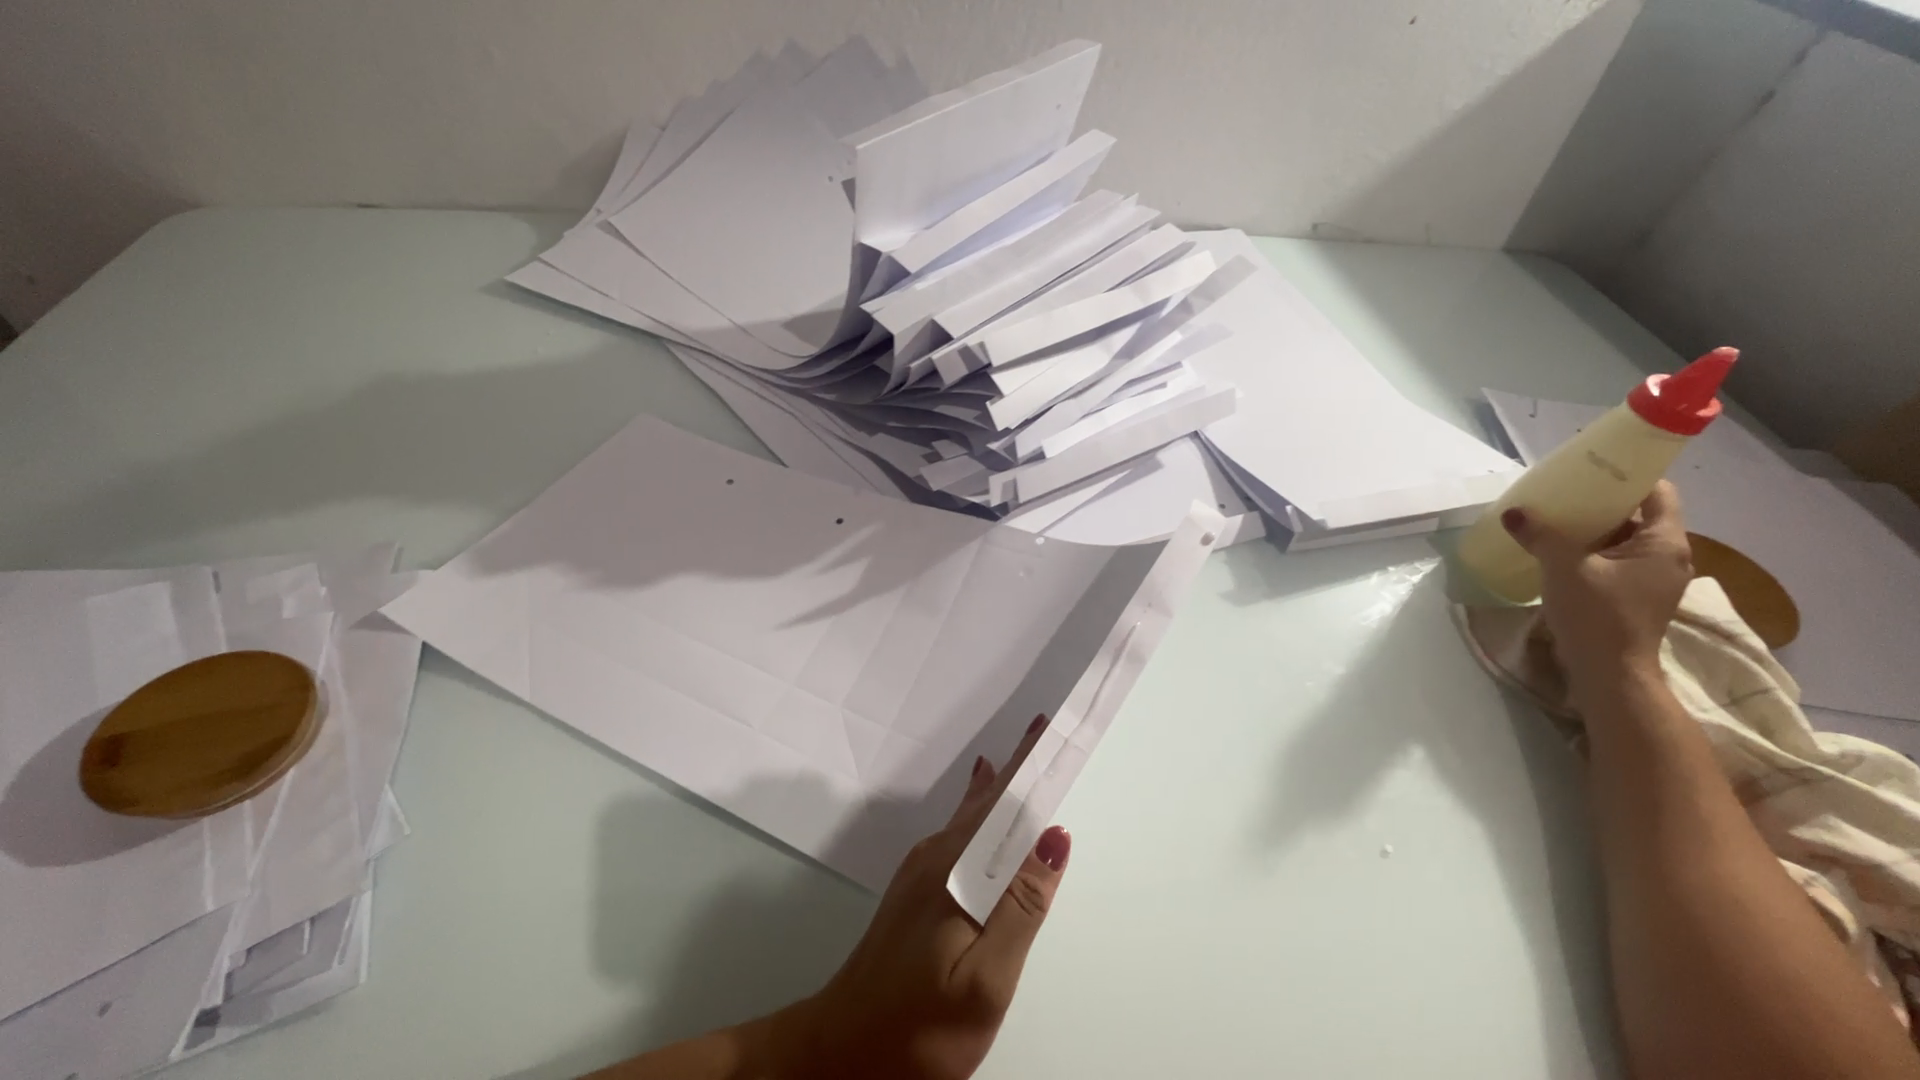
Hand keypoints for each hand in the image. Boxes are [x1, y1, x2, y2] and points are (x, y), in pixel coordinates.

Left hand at [787, 715, 1071, 1079]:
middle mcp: (937, 859)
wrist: (839, 1052)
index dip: (1034, 765)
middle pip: (991, 801)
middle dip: (1022, 764)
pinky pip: (961, 834)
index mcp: (956, 872)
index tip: (1057, 728)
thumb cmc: (916, 1027)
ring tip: (1027, 752)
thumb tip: (1055, 837)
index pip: (1006, 803)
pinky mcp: (919, 892)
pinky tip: (981, 795)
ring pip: (975, 816)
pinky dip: (983, 809)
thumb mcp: (984, 979)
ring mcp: (923, 874)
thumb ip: (1021, 907)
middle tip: (1050, 728)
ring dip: (1005, 784)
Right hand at [1502, 480, 1692, 698]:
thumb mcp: (1564, 569)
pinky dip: (1593, 552)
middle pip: (1639, 515)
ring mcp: (1654, 580)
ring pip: (1625, 540)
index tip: (1593, 470)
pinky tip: (1560, 552)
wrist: (1609, 675)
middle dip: (1603, 503)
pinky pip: (1617, 561)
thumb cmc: (1597, 616)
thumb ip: (1541, 535)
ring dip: (1594, 529)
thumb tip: (1514, 512)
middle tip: (1564, 493)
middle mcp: (1670, 557)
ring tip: (1556, 520)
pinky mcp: (1636, 597)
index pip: (1658, 492)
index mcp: (1665, 543)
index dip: (1628, 477)